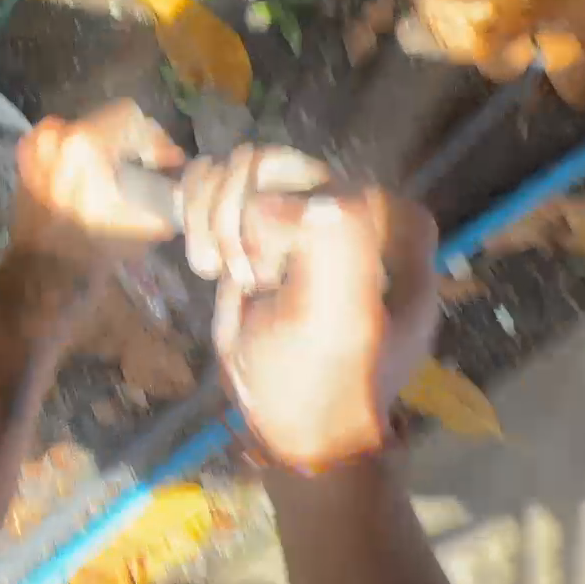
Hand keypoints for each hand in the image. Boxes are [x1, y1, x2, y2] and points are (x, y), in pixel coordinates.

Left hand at [10, 101, 185, 270]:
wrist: (43, 271)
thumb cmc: (96, 248)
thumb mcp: (147, 218)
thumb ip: (166, 185)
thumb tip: (175, 168)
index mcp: (85, 143)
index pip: (131, 116)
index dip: (154, 137)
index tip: (166, 160)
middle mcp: (55, 135)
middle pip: (107, 121)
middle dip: (133, 142)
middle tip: (150, 166)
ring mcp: (36, 145)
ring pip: (85, 130)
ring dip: (107, 147)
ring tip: (122, 173)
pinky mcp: (25, 158)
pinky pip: (62, 144)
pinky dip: (82, 155)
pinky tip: (95, 178)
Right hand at [180, 146, 439, 471]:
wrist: (281, 420)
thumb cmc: (320, 384)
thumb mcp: (335, 325)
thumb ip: (333, 251)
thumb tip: (291, 199)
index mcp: (389, 239)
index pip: (343, 183)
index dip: (301, 212)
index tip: (278, 262)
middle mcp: (344, 220)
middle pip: (279, 163)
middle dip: (239, 215)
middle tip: (242, 274)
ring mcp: (292, 221)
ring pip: (237, 169)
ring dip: (211, 218)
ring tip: (218, 271)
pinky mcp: (249, 231)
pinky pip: (212, 186)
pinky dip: (195, 215)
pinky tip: (205, 261)